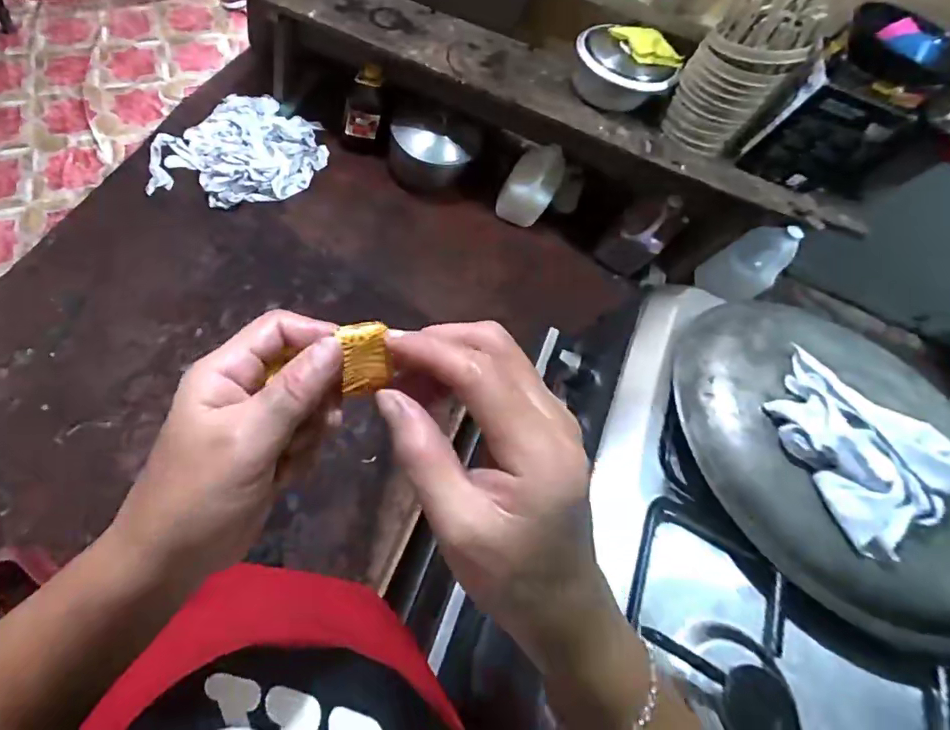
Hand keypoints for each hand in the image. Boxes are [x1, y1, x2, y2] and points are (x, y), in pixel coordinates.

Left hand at [108, 310, 342, 584]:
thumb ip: (294, 391)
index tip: (354, 356)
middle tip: (326, 422)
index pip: (278, 328)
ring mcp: (254, 419)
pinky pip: (302, 434)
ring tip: (291, 459)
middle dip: (316, 394)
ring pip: (306, 403)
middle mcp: (241, 386)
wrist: (169, 562)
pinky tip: (284, 478)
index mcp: (226, 370)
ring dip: (309, 430)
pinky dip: (302, 453)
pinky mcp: (266, 449)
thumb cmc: (201, 493)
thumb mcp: (250, 438)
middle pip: (299, 365)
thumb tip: (335, 345)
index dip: (316, 334)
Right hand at [377, 323, 665, 728]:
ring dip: (451, 351)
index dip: (429, 351)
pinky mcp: (548, 420)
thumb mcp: (457, 527)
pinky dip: (466, 367)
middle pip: (496, 345)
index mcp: (538, 448)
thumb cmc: (510, 579)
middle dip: (440, 340)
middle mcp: (555, 417)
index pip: (480, 372)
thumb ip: (423, 456)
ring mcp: (556, 415)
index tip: (384, 345)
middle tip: (392, 361)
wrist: (565, 609)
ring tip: (406, 377)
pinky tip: (435, 390)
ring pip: (502, 352)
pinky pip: (506, 371)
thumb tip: (388, 394)